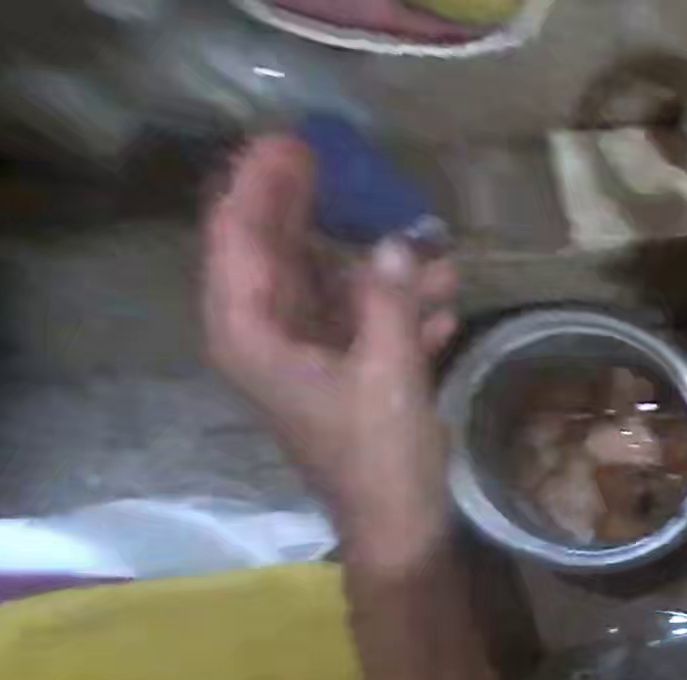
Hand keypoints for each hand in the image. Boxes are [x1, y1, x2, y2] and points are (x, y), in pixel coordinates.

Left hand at [203, 135, 459, 568]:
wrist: (400, 527)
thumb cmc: (382, 458)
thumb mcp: (389, 376)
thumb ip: (390, 305)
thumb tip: (400, 245)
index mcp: (253, 334)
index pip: (241, 238)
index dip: (265, 186)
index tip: (297, 146)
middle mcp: (270, 340)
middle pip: (284, 259)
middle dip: (320, 218)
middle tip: (353, 174)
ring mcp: (312, 363)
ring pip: (335, 295)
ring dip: (381, 272)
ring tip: (433, 249)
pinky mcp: (350, 383)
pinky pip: (367, 330)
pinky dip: (402, 313)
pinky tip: (445, 303)